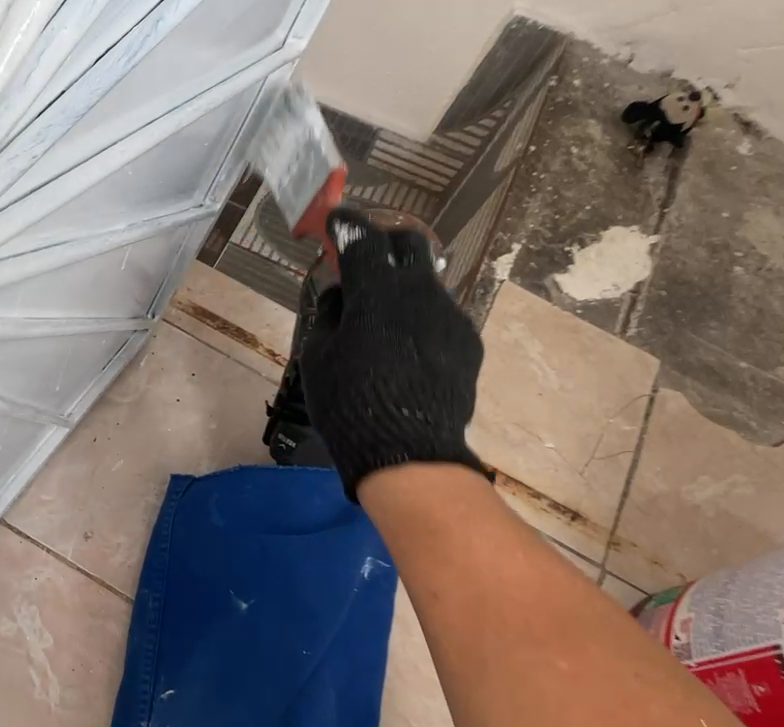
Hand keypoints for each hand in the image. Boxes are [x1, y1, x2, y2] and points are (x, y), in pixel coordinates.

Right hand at [297, 209, 488, 500]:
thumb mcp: (318, 360)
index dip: (347, 226)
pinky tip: (402, 350)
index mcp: (377, 293)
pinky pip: (438, 316)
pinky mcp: (466, 342)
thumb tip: (340, 293)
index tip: (337, 219)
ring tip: (381, 316)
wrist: (407, 451)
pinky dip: (416, 319)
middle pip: (410, 244)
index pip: (362, 241)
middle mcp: (421, 293)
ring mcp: (450, 316)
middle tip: (364, 255)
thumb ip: (328, 317)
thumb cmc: (348, 405)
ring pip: (425, 283)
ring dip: (401, 285)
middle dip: (385, 241)